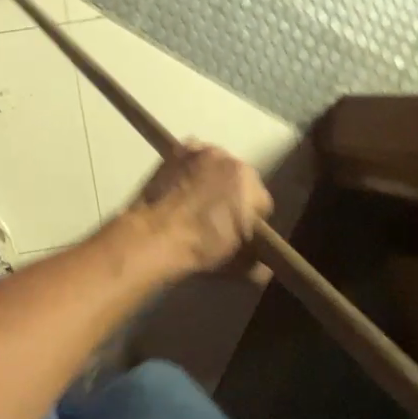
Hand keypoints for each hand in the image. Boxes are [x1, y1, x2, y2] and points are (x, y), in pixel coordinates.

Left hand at [120, 142, 272, 276]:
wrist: (154, 234)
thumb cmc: (201, 248)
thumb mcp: (239, 265)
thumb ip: (258, 263)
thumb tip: (262, 268)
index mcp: (249, 184)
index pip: (262, 203)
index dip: (252, 221)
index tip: (241, 234)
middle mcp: (228, 159)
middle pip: (240, 179)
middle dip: (234, 196)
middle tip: (219, 218)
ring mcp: (200, 150)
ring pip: (217, 165)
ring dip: (213, 179)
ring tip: (198, 201)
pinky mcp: (176, 150)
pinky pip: (192, 157)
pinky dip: (191, 167)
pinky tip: (183, 185)